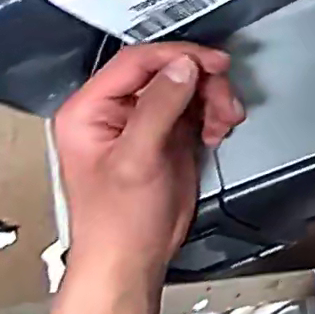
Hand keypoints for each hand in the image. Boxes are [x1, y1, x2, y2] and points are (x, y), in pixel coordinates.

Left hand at [51, 43, 245, 287]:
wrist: (133, 257)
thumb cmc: (117, 222)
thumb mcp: (137, 160)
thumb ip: (159, 108)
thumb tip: (183, 68)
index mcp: (91, 110)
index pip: (137, 61)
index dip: (179, 56)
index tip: (212, 63)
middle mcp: (116, 110)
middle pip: (170, 71)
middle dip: (204, 84)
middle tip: (223, 102)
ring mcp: (145, 121)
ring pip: (189, 87)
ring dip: (214, 100)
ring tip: (222, 123)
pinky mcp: (169, 134)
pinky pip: (199, 107)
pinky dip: (215, 115)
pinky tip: (215, 133)